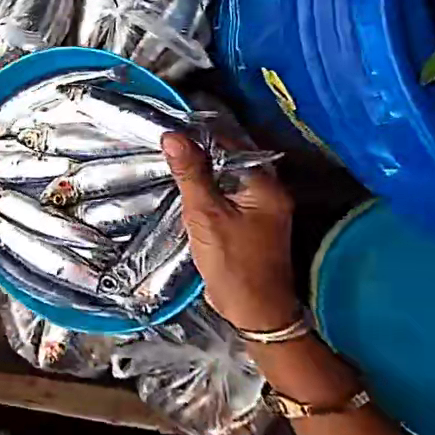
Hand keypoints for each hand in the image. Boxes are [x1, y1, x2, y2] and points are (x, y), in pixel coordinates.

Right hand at [162, 133, 300, 332]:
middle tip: (165, 139)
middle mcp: (268, 193)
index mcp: (266, 187)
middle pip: (232, 158)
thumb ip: (191, 173)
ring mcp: (259, 208)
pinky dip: (206, 184)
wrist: (254, 310)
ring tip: (169, 156)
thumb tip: (173, 136)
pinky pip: (225, 191)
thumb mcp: (205, 214)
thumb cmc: (232, 261)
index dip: (203, 133)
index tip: (171, 125)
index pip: (234, 145)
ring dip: (201, 166)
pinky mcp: (248, 222)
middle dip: (200, 147)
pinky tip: (184, 184)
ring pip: (227, 175)